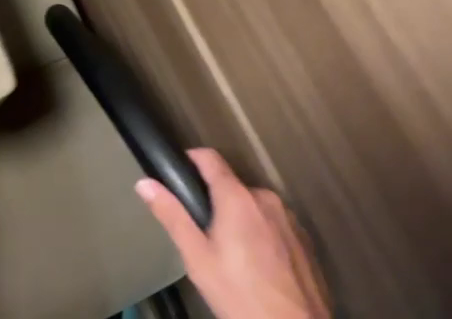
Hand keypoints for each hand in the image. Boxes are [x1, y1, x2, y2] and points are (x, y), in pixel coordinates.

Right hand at [136, 149, 331, 318]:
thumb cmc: (240, 295)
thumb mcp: (197, 258)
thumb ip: (172, 216)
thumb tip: (144, 183)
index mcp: (237, 197)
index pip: (209, 157)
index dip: (190, 160)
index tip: (178, 175)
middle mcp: (266, 199)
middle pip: (232, 187)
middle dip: (215, 203)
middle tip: (203, 236)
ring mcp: (290, 220)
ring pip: (254, 208)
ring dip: (240, 220)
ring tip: (231, 258)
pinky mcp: (306, 242)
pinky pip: (275, 226)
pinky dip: (263, 237)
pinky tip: (258, 269)